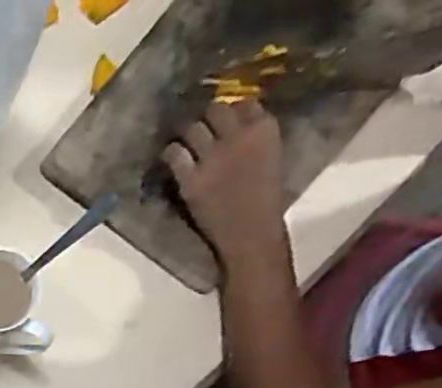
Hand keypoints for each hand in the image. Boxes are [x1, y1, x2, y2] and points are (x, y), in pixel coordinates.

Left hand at [162, 100, 287, 267]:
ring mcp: (212, 157)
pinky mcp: (190, 179)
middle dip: (207, 118)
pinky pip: (174, 154)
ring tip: (184, 142)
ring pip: (192, 128)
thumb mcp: (271, 156)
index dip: (231, 111)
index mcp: (264, 129)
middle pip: (215, 109)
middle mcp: (237, 136)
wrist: (250, 233)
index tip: (224, 120)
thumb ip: (255, 138)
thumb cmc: (265, 198)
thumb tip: (235, 125)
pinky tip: (171, 158)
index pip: (244, 102)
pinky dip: (171, 153)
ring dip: (186, 133)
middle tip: (201, 130)